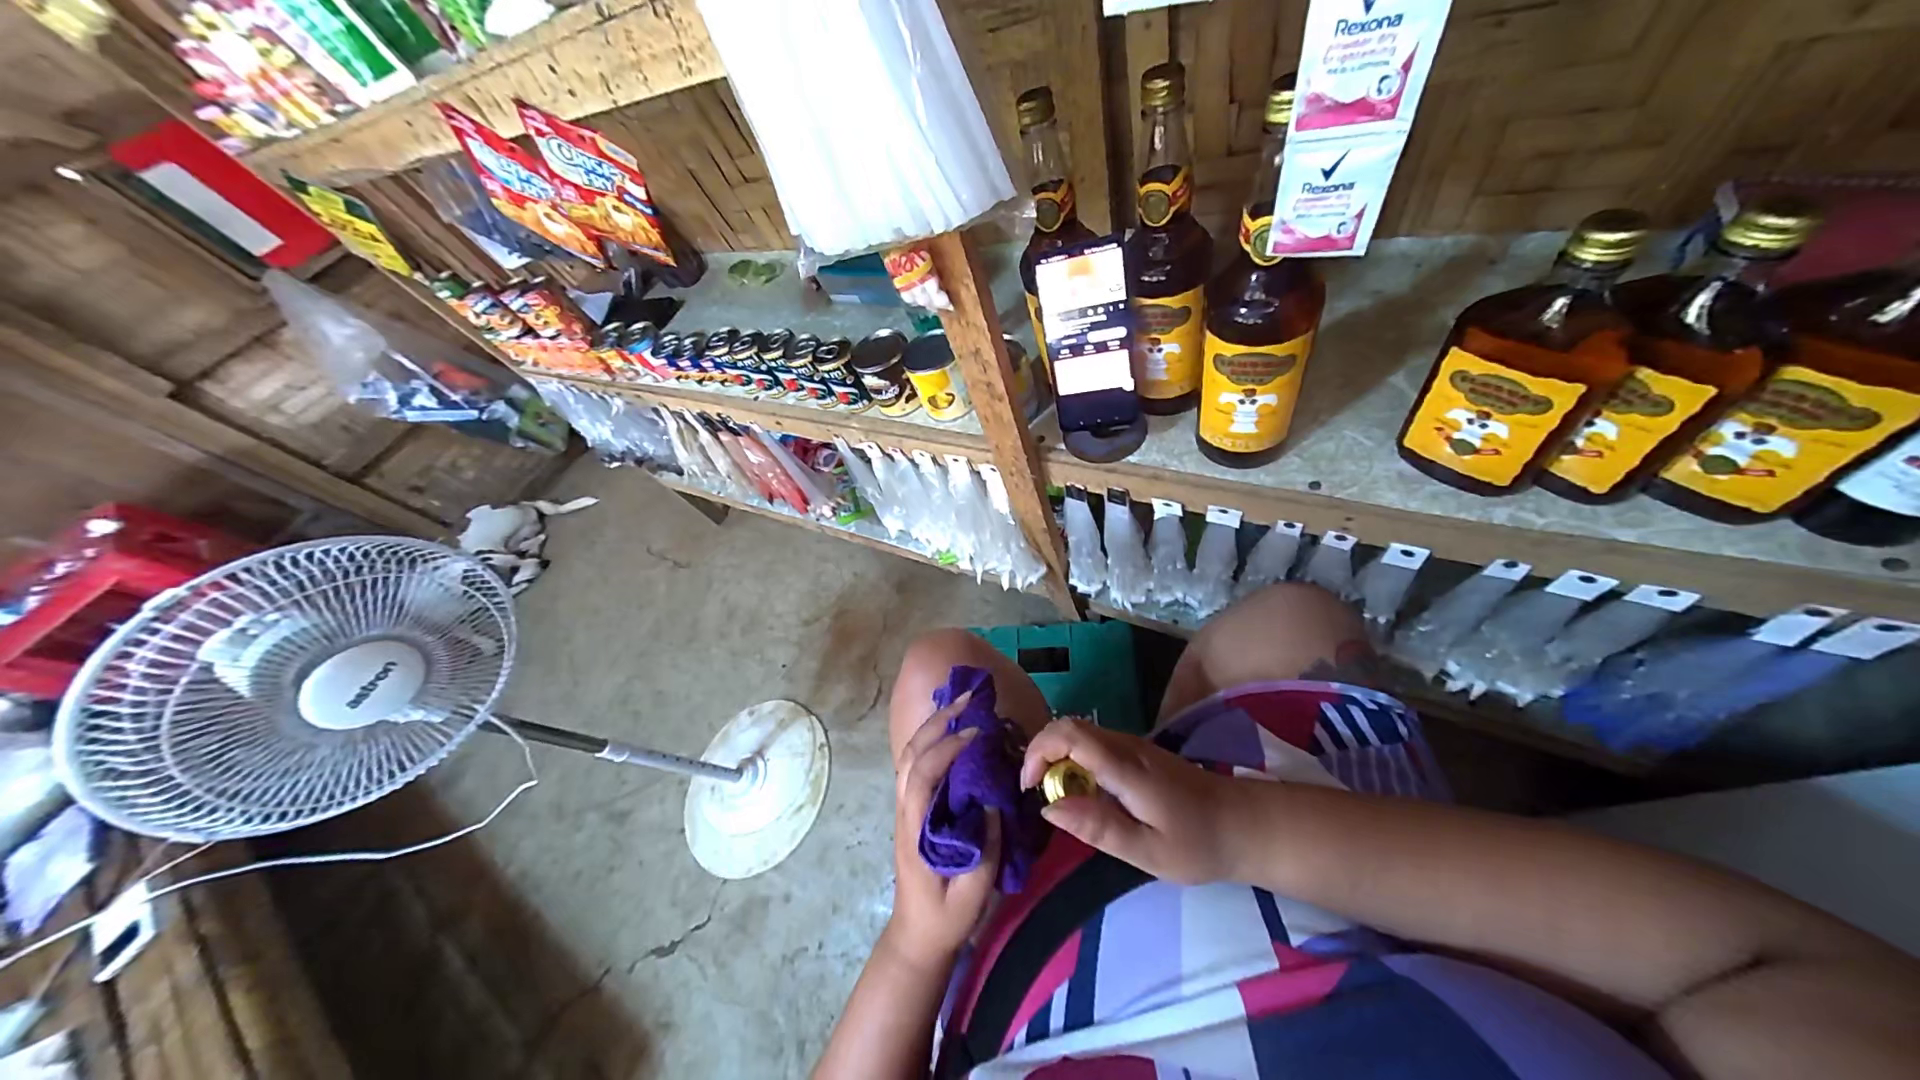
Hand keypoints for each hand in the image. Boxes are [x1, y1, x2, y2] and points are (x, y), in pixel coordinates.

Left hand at [885, 696, 1000, 969]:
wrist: (917, 935)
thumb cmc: (945, 917)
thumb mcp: (971, 894)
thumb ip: (985, 851)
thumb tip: (994, 803)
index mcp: (916, 828)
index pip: (923, 776)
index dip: (946, 750)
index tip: (976, 734)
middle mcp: (906, 810)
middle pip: (910, 754)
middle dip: (937, 722)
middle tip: (968, 698)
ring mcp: (906, 807)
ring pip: (909, 755)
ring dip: (932, 726)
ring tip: (962, 704)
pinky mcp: (913, 808)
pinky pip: (915, 764)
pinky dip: (931, 739)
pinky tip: (953, 730)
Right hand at [1020, 717, 1239, 885]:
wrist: (1244, 825)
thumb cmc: (1197, 844)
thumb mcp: (1147, 851)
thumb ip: (1098, 827)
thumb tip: (1048, 806)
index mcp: (1127, 768)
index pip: (1071, 735)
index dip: (1039, 751)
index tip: (1029, 785)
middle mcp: (1126, 746)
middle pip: (1069, 726)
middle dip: (1041, 752)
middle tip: (1035, 791)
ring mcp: (1133, 744)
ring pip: (1079, 732)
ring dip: (1055, 755)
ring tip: (1052, 793)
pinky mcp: (1136, 751)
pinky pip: (1093, 743)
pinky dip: (1072, 759)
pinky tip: (1079, 790)